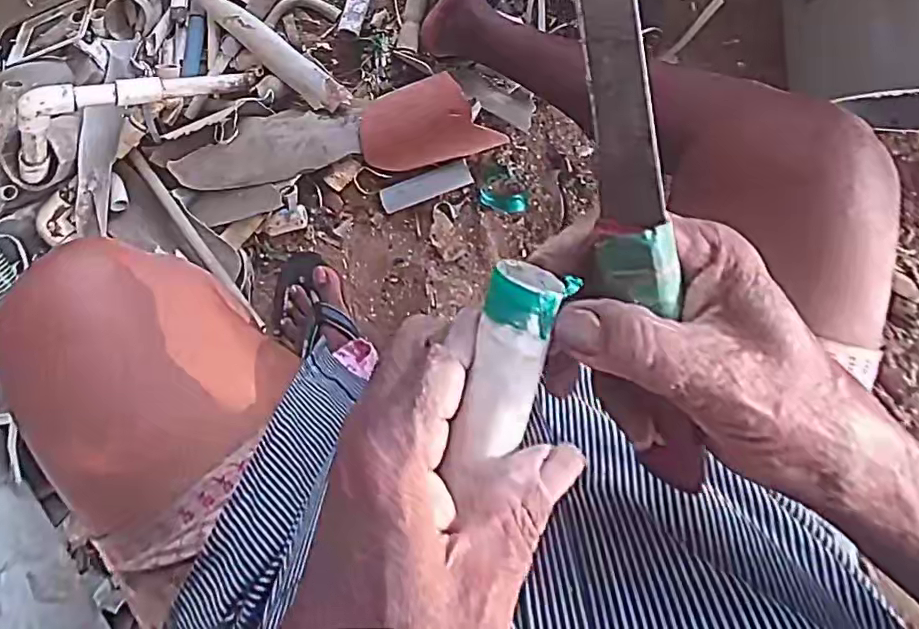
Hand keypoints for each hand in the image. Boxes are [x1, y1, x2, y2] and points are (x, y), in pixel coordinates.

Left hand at [283, 313, 584, 628]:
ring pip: (407, 360)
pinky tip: (468, 437)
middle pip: (418, 340)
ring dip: (453, 364)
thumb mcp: (478, 587)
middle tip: (515, 373)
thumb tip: (562, 454)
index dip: (488, 334)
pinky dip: (435, 391)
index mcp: (392, 450)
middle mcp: (365, 428)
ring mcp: (356, 438)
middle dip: (469, 340)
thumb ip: (520, 510)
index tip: (527, 329)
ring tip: (499, 406)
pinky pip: (399, 391)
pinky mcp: (358, 454)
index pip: (443, 352)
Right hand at [535, 215, 887, 501]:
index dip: (573, 258)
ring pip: (603, 323)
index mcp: (705, 251)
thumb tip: (569, 321)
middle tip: (564, 369)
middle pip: (601, 280)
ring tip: (643, 419)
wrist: (834, 465)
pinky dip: (621, 391)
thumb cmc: (803, 411)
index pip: (619, 231)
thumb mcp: (714, 376)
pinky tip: (649, 422)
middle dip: (589, 335)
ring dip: (610, 376)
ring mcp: (674, 308)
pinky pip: (616, 354)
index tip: (538, 292)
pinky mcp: (667, 343)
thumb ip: (638, 345)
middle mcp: (684, 271)